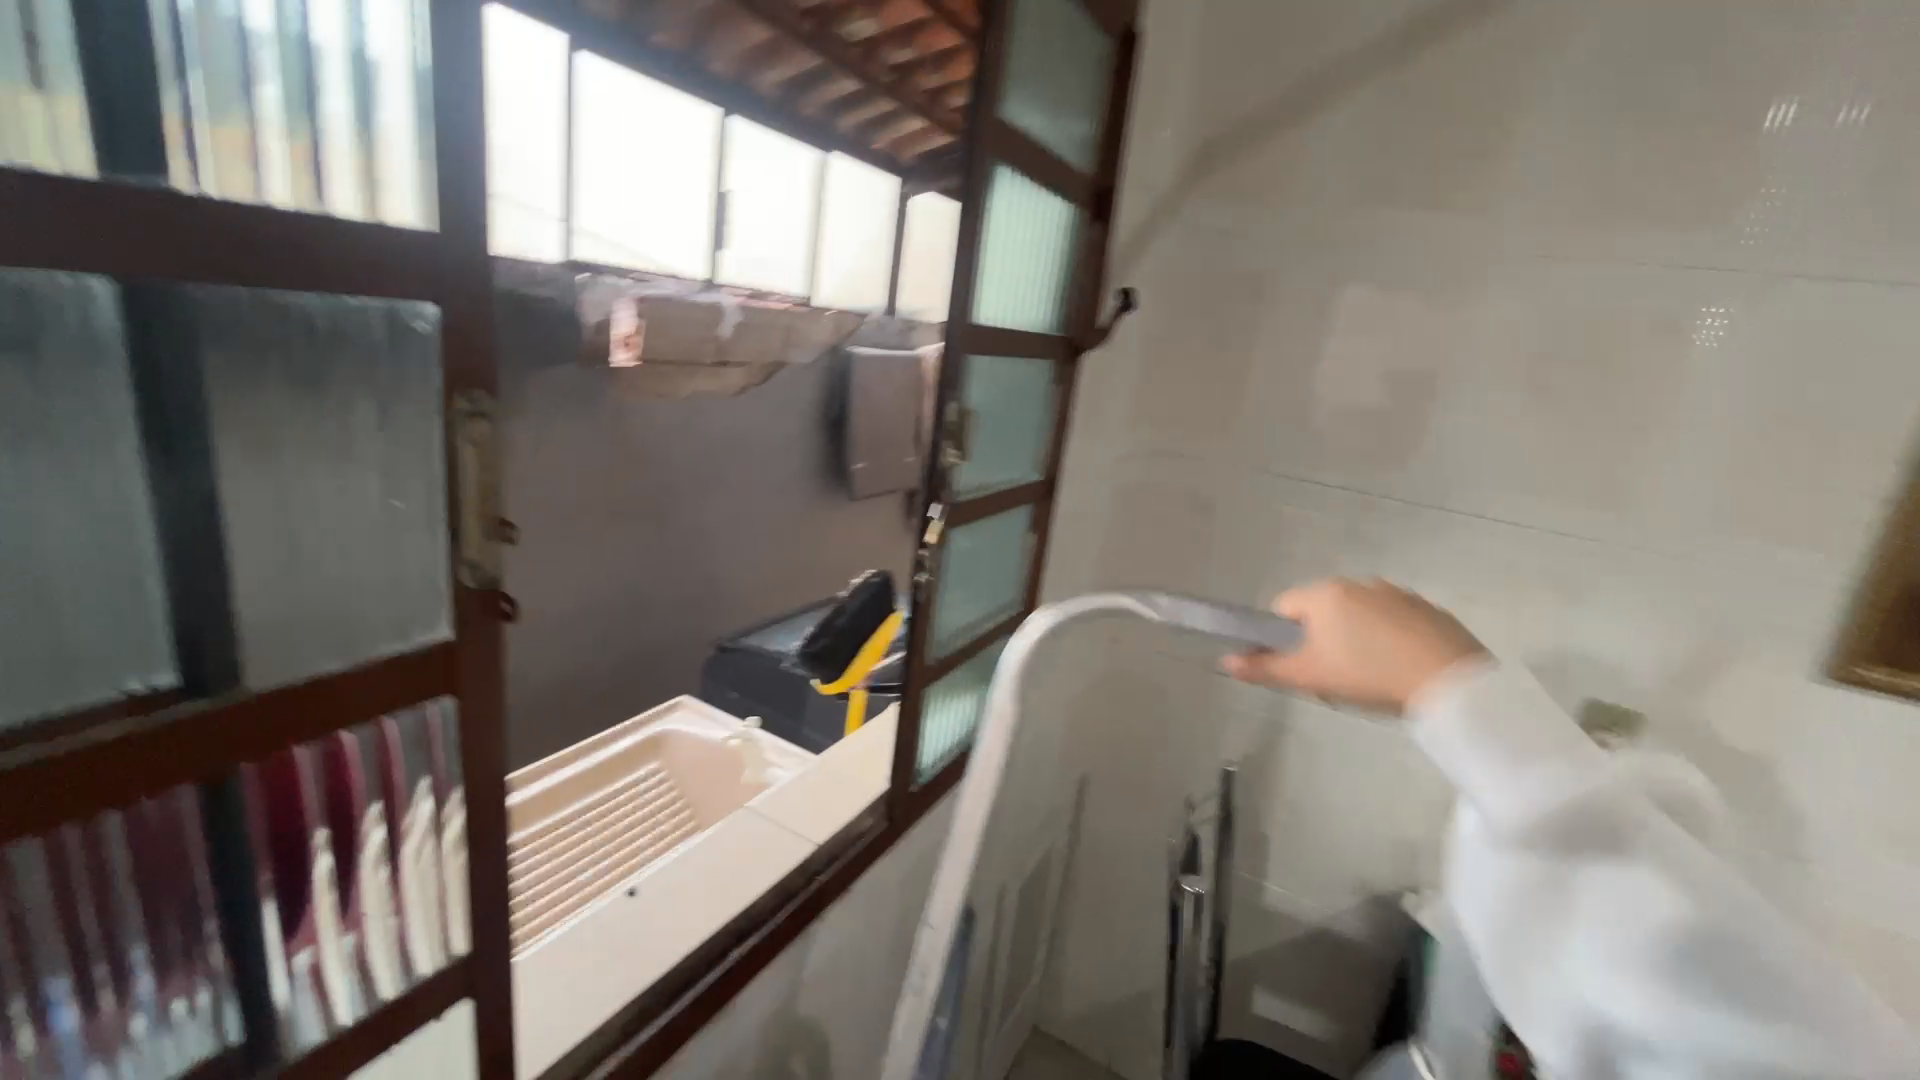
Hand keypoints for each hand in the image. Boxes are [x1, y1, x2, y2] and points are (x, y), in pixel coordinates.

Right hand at [1222, 578, 1486, 713]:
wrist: (1449, 682)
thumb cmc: (1367, 674)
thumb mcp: (1309, 676)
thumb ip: (1264, 667)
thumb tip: (1225, 660)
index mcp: (1324, 594)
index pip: (1283, 608)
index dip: (1283, 639)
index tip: (1300, 666)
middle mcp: (1357, 583)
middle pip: (1321, 612)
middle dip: (1320, 641)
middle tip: (1333, 678)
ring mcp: (1396, 593)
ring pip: (1357, 617)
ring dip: (1355, 639)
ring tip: (1370, 677)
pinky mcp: (1428, 610)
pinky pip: (1392, 623)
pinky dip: (1388, 641)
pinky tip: (1399, 669)